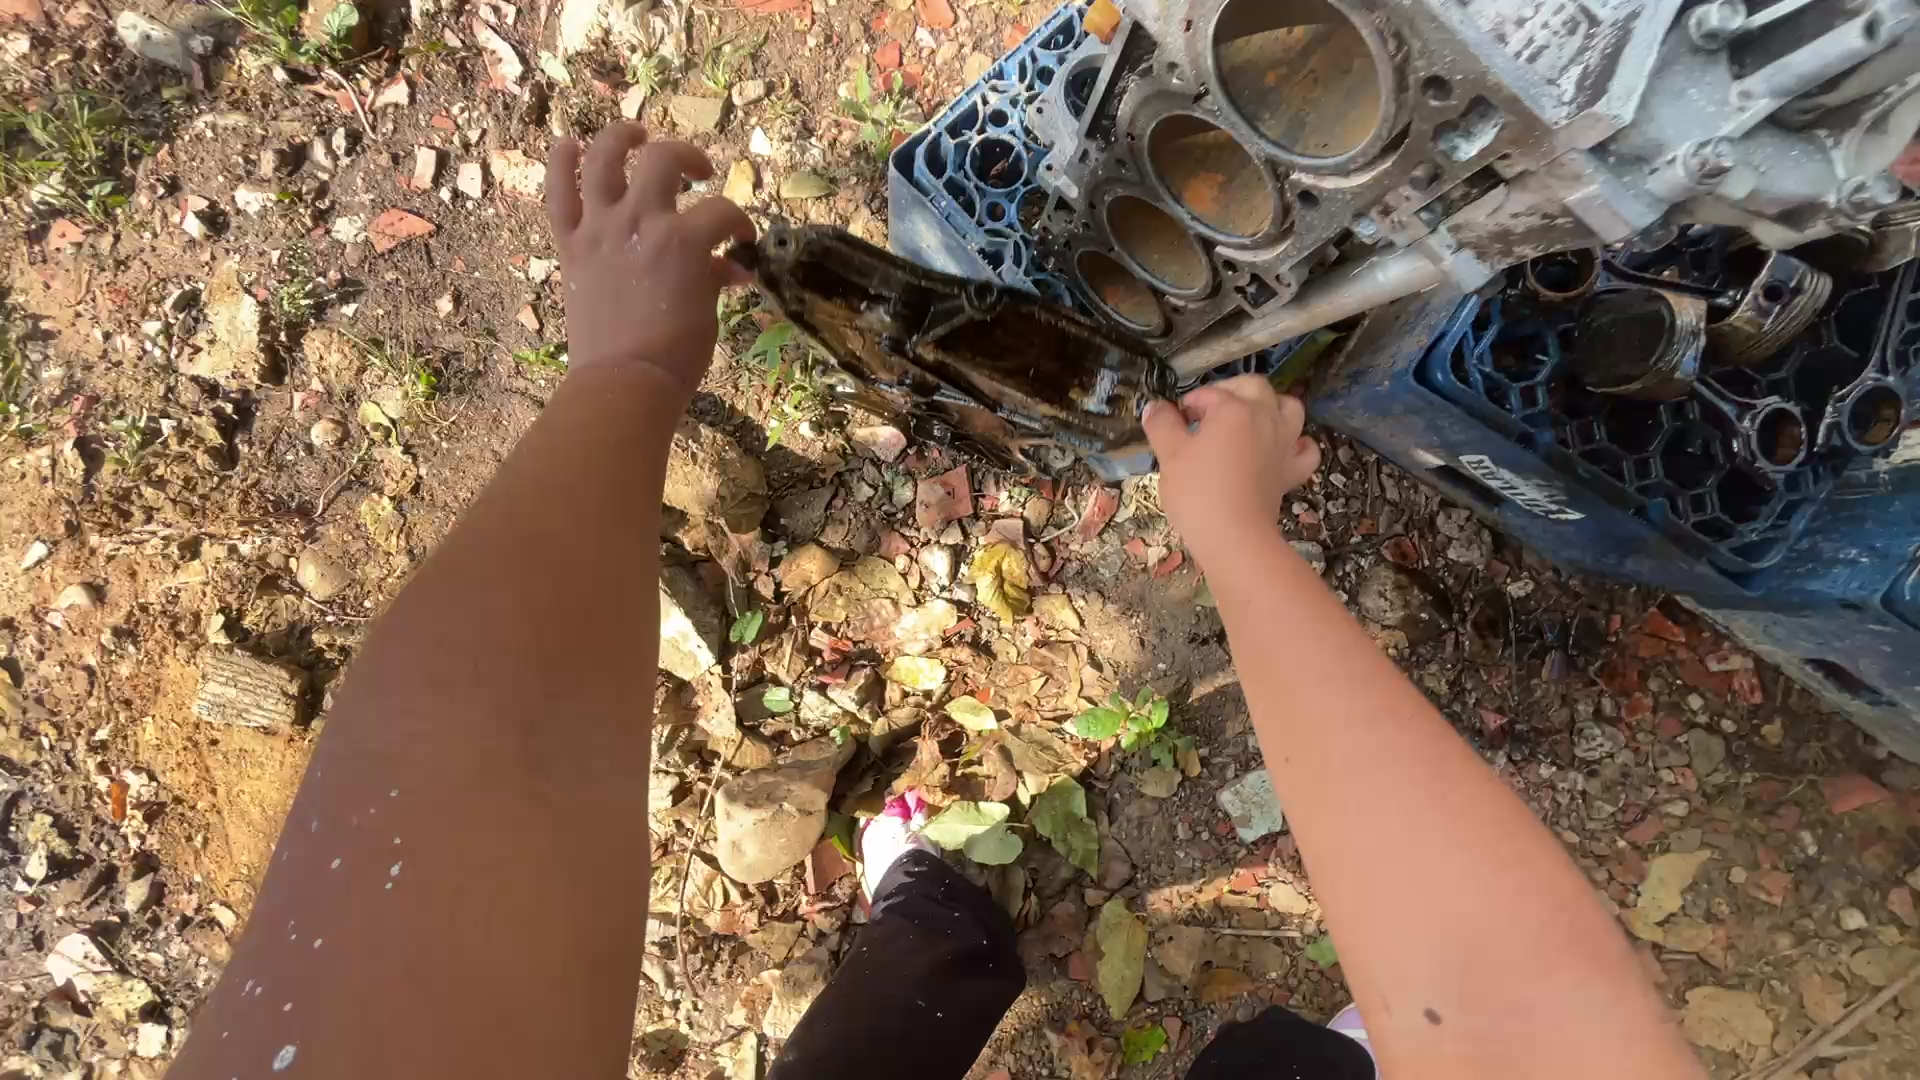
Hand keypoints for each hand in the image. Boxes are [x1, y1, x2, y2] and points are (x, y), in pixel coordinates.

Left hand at [545, 123, 755, 397]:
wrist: (625, 381)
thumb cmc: (677, 354)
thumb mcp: (707, 313)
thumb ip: (714, 278)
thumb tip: (731, 268)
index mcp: (683, 241)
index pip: (723, 213)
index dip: (740, 224)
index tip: (744, 242)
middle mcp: (640, 220)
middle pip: (663, 160)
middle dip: (688, 159)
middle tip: (698, 173)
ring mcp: (599, 228)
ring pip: (602, 157)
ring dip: (621, 137)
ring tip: (636, 134)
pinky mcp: (570, 244)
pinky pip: (557, 191)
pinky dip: (560, 162)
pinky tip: (568, 143)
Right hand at [1142, 375, 1320, 565]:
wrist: (1233, 536)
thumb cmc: (1197, 492)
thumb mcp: (1169, 455)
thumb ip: (1161, 425)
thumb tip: (1154, 406)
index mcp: (1233, 409)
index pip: (1207, 394)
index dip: (1188, 404)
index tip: (1174, 421)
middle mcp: (1265, 417)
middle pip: (1254, 386)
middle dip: (1230, 391)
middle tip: (1208, 411)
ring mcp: (1284, 443)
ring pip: (1288, 407)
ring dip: (1270, 406)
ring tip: (1249, 419)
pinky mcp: (1292, 471)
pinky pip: (1306, 448)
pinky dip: (1297, 443)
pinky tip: (1282, 448)